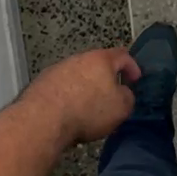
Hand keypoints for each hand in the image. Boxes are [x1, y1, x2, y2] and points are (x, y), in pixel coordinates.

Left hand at [19, 47, 140, 147]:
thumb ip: (128, 97)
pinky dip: (68, 97)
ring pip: (78, 76)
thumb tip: (124, 94)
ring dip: (86, 88)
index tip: (135, 79)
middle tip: (112, 96)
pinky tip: (69, 114)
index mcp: (101, 59)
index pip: (122, 55)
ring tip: (89, 109)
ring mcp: (57, 69)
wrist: (43, 119)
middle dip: (106, 79)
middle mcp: (78, 58)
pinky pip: (61, 88)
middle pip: (97, 65)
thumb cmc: (87, 110)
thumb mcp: (121, 108)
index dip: (132, 67)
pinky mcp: (41, 83)